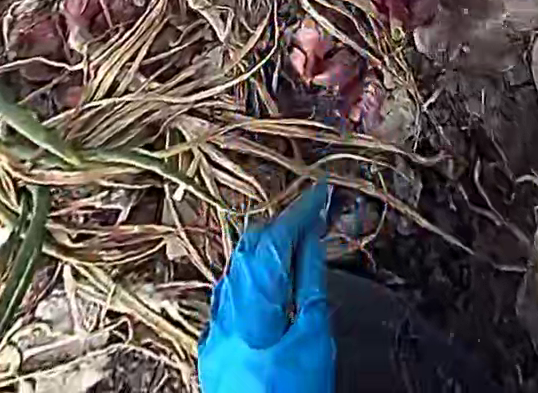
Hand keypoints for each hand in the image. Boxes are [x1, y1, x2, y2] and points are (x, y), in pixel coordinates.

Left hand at [198, 184, 333, 392]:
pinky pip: (230, 291)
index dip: (301, 210)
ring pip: (236, 267)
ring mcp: (214, 330)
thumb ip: (309, 279)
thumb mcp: (314, 335)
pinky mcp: (214, 346)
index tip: (323, 190)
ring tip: (300, 237)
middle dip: (281, 223)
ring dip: (266, 245)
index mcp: (252, 306)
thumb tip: (313, 235)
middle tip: (314, 213)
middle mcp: (224, 312)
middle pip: (248, 248)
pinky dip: (253, 271)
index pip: (276, 239)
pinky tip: (274, 271)